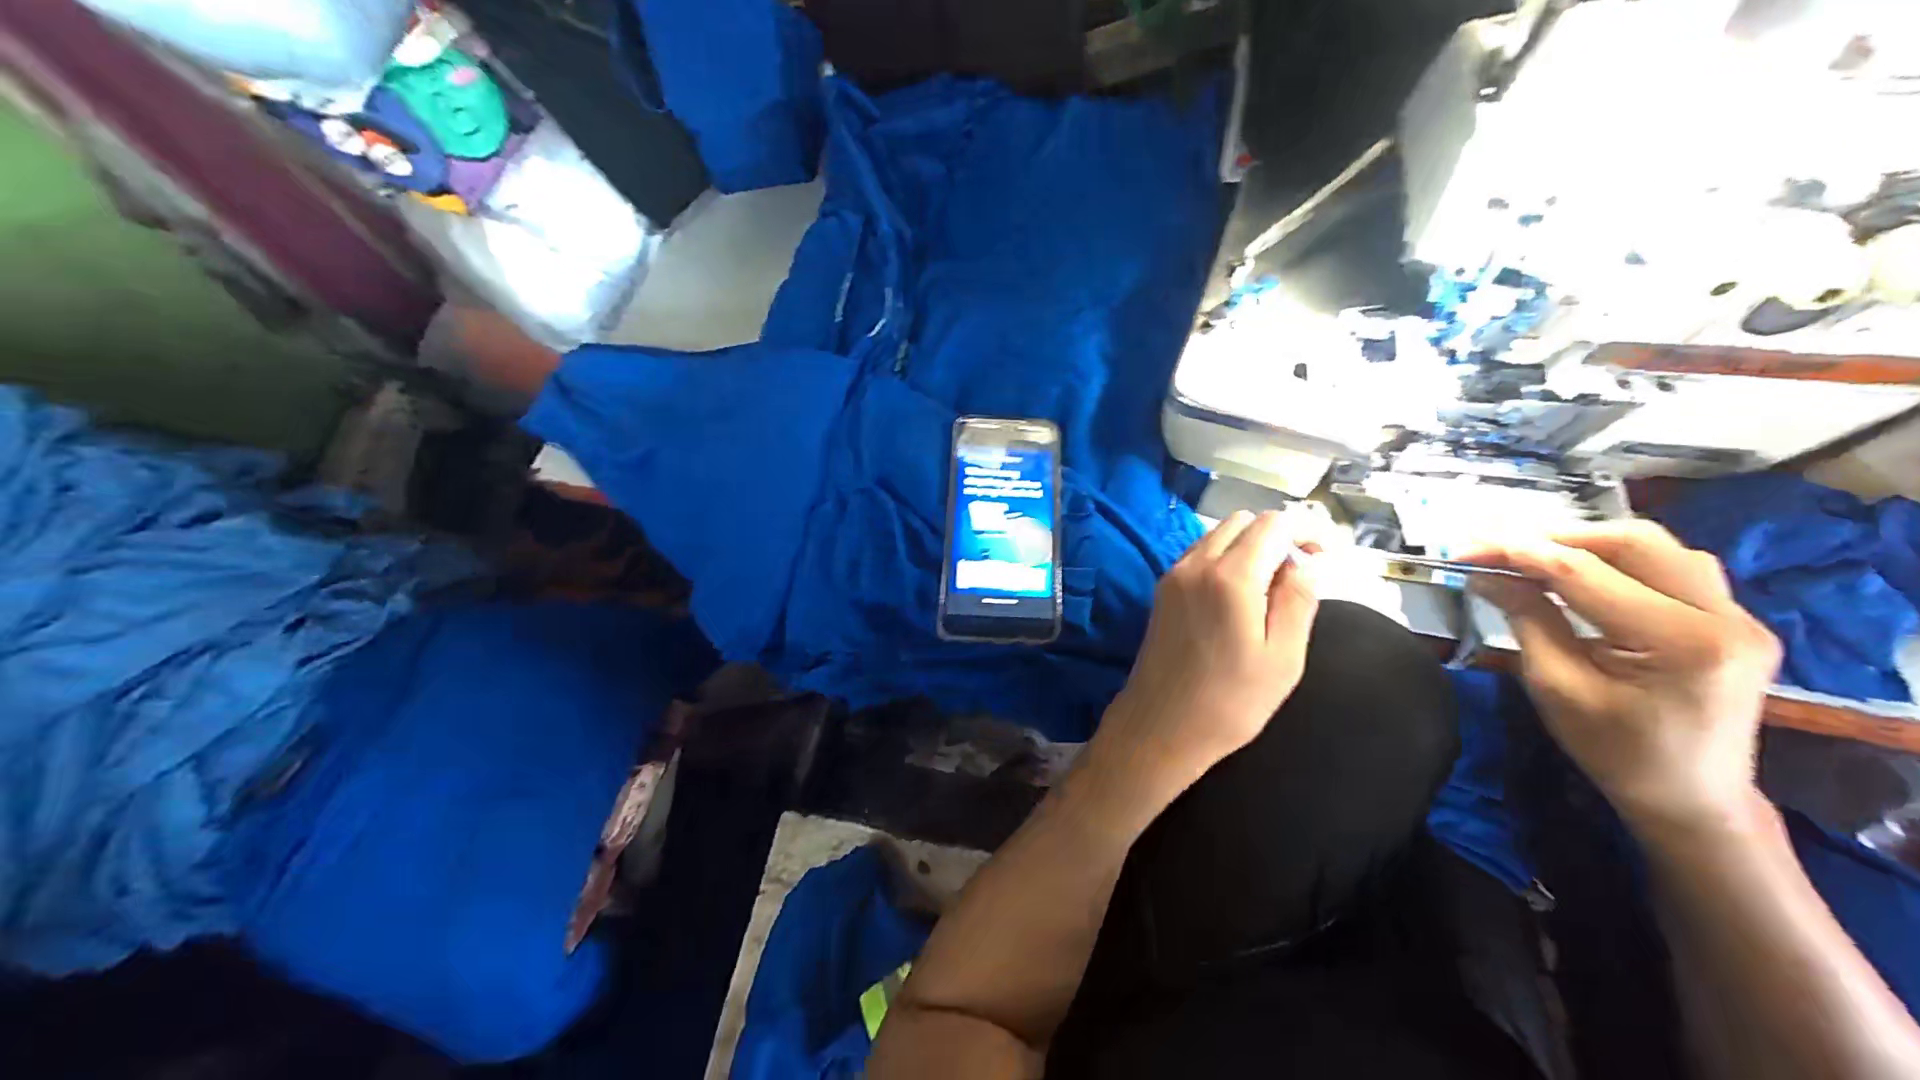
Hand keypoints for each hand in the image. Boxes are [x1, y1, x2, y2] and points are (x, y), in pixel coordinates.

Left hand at [1092, 510, 1320, 797]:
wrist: (1160, 725)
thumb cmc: (1230, 701)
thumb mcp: (1283, 657)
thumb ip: (1299, 599)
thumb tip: (1309, 560)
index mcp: (1230, 577)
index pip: (1273, 525)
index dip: (1306, 531)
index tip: (1325, 556)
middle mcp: (1196, 564)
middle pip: (1243, 522)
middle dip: (1278, 535)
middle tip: (1302, 572)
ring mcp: (1174, 575)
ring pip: (1218, 534)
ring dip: (1250, 545)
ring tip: (1273, 586)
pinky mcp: (1162, 590)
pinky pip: (1199, 554)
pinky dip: (1225, 557)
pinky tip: (1240, 593)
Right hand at [1463, 521, 1781, 832]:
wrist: (1691, 797)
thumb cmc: (1615, 751)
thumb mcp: (1557, 687)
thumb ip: (1527, 619)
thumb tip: (1487, 574)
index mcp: (1683, 642)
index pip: (1586, 575)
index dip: (1520, 554)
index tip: (1467, 549)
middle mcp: (1726, 617)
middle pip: (1635, 543)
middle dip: (1558, 537)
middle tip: (1500, 547)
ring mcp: (1740, 616)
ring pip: (1659, 547)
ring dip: (1591, 543)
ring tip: (1537, 555)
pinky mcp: (1733, 620)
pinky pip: (1674, 567)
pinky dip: (1621, 560)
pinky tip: (1586, 573)